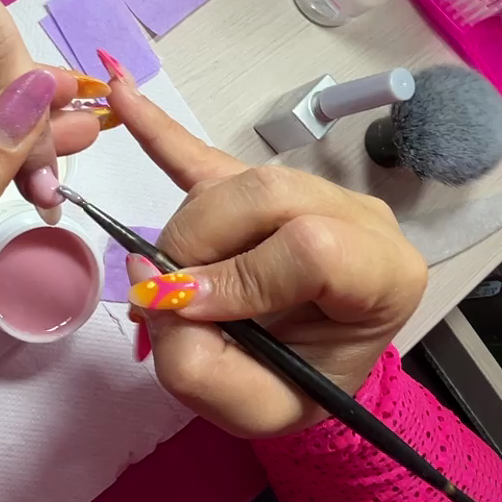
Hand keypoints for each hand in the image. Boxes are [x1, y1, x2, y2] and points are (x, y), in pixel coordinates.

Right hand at [108, 70, 427, 437]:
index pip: (312, 248)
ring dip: (185, 231)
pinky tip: (120, 90)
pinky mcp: (253, 183)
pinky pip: (199, 154)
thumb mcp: (260, 411)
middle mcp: (354, 215)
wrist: (304, 366)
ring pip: (228, 182)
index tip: (187, 309)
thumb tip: (157, 288)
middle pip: (262, 196)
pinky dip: (156, 130)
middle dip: (196, 247)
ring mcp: (306, 188)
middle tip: (166, 295)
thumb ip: (203, 371)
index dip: (240, 277)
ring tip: (169, 277)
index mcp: (382, 275)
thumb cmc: (293, 386)